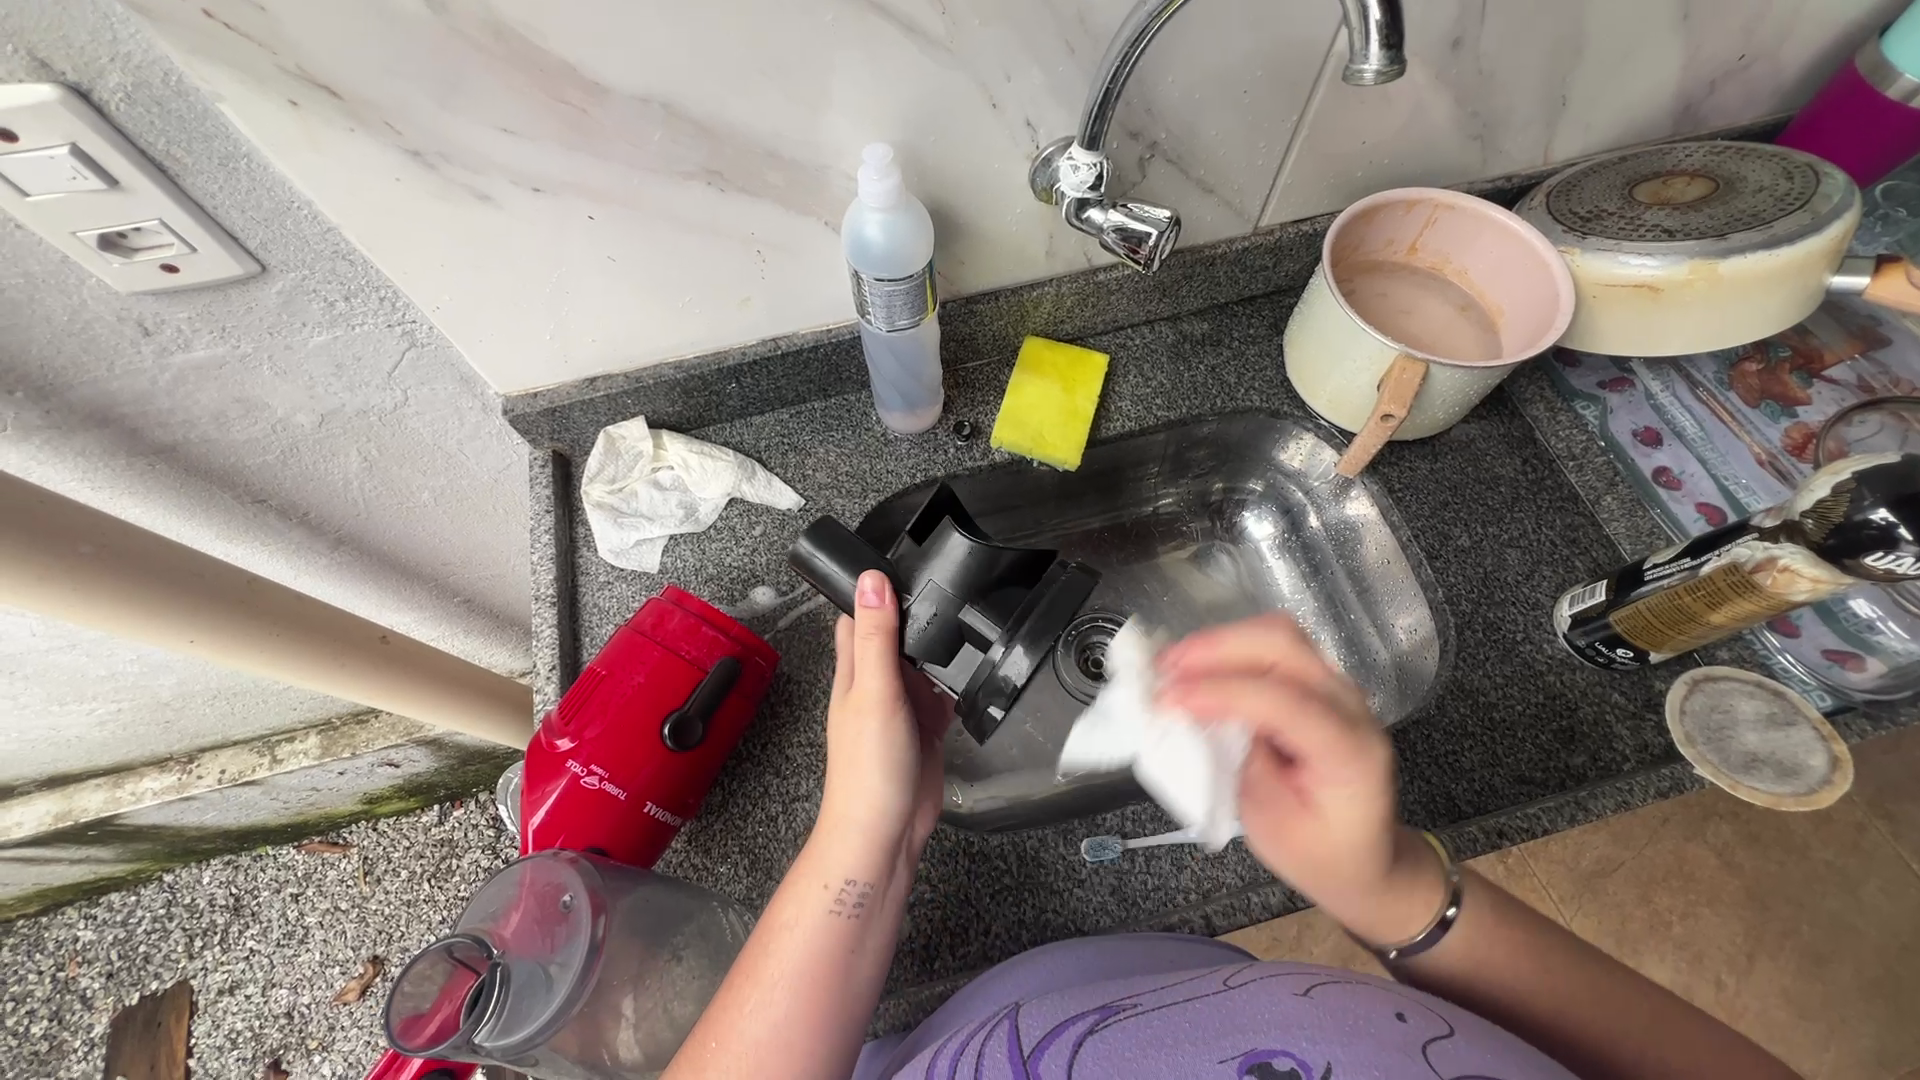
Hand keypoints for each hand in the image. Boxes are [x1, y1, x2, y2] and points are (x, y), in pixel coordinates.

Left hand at [821, 570, 953, 859]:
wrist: (886, 830)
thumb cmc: (867, 769)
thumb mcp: (875, 691)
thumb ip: (877, 637)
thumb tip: (871, 580)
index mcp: (856, 670)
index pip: (857, 614)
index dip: (872, 586)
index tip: (896, 558)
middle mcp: (877, 683)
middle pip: (894, 634)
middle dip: (915, 613)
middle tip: (945, 584)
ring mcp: (902, 706)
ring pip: (921, 663)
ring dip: (937, 647)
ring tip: (963, 621)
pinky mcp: (925, 728)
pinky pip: (941, 696)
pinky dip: (954, 684)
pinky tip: (970, 674)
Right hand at [1157, 614, 1444, 946]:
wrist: (1362, 855)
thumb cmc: (1319, 851)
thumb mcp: (1273, 828)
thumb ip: (1243, 766)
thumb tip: (1203, 718)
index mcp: (1349, 750)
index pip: (1287, 702)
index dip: (1224, 693)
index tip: (1170, 699)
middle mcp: (1347, 704)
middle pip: (1283, 644)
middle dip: (1216, 649)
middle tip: (1163, 669)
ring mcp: (1332, 686)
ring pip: (1275, 634)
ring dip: (1217, 643)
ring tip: (1170, 665)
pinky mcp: (1312, 681)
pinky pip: (1268, 647)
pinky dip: (1225, 650)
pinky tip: (1192, 667)